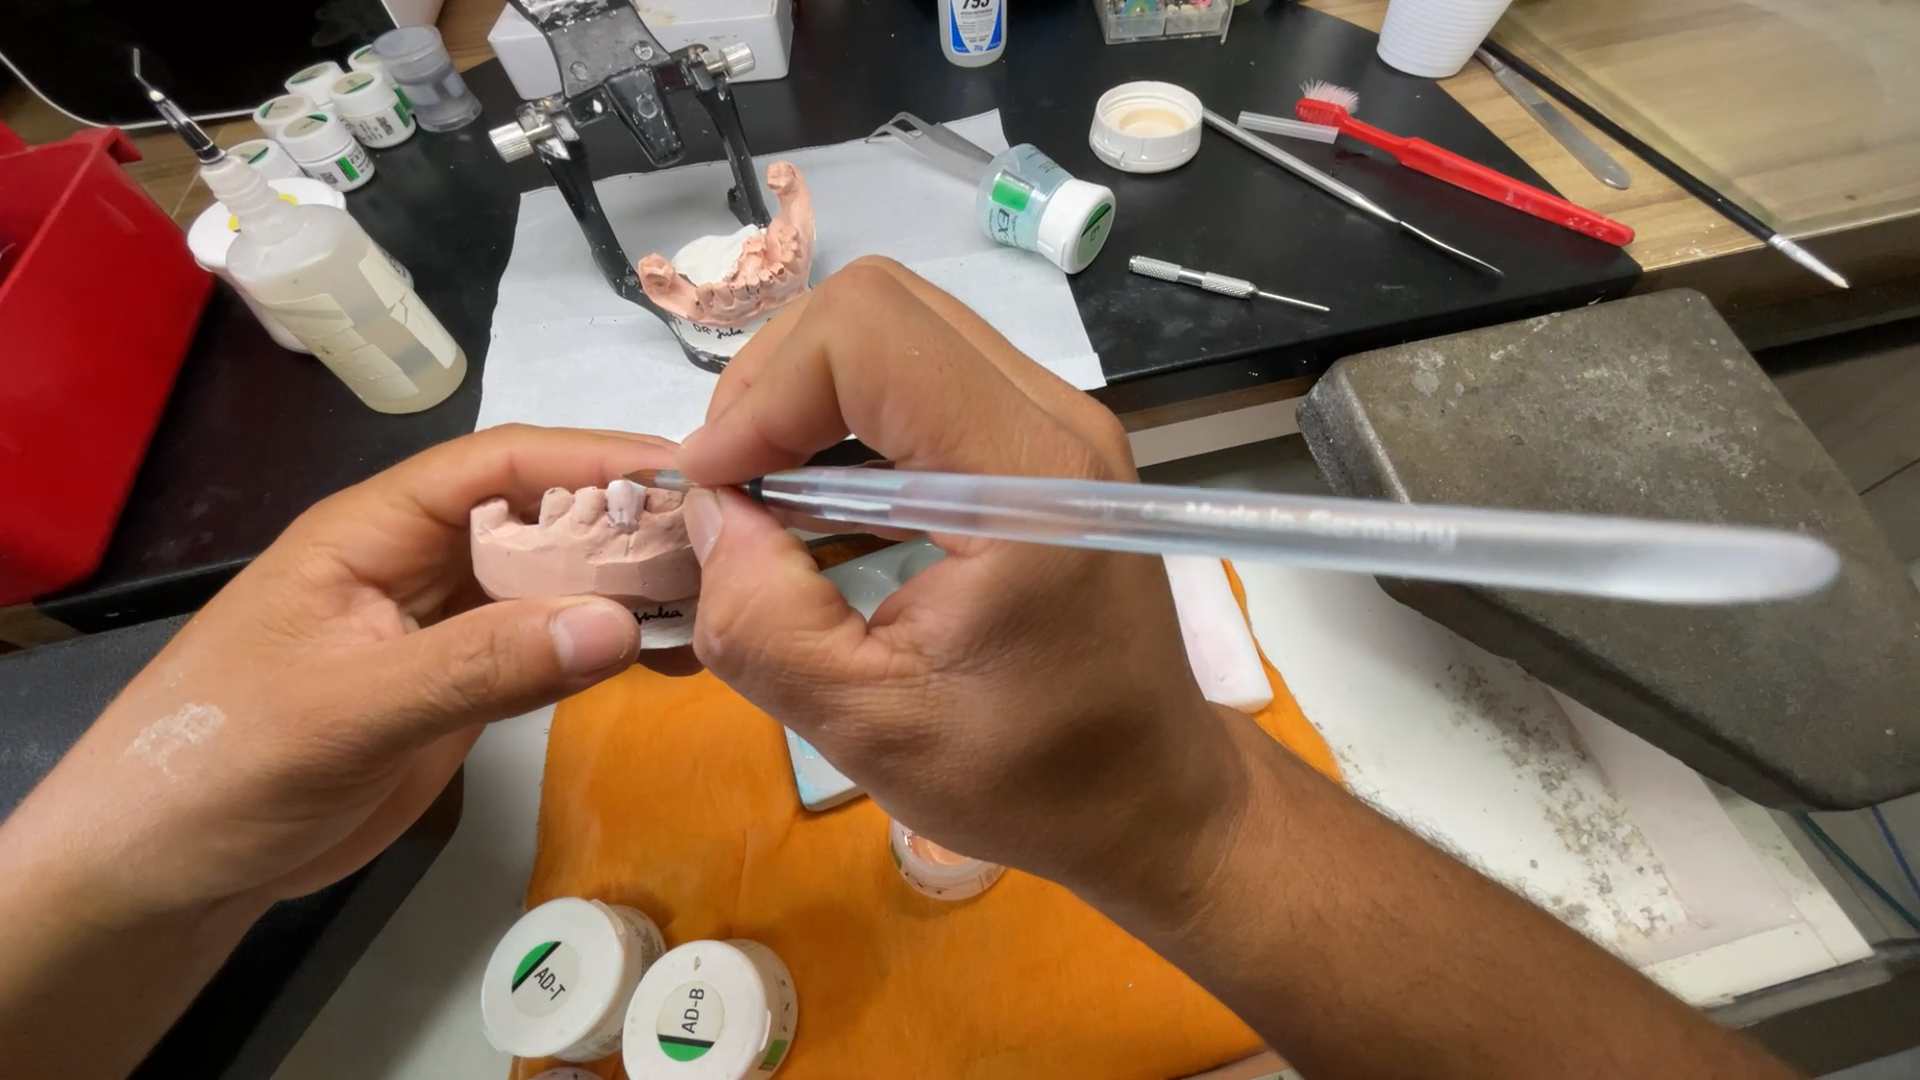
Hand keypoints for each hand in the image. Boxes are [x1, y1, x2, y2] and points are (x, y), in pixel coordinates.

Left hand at [2, 426, 673, 918]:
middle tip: (717, 536)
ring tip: (709, 593)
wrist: (173, 875)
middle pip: (547, 516)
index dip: (588, 457)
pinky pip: (561, 642)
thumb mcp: (347, 712)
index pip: (498, 465)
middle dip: (627, 520)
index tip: (679, 471)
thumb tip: (620, 624)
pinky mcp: (481, 674)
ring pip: (563, 579)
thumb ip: (481, 664)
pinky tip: (667, 652)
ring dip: (631, 584)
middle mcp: (430, 560)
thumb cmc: (220, 770)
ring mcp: (460, 619)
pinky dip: (613, 643)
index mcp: (380, 531)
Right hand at [677, 258, 1247, 907]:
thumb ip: (761, 619)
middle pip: (881, 308)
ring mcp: (1058, 423)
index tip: (713, 486)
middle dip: (777, 381)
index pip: (868, 335)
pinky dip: (853, 415)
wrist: (1147, 786)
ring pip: (901, 332)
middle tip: (735, 483)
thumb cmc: (1031, 773)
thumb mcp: (869, 725)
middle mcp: (1054, 419)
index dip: (763, 392)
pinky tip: (830, 492)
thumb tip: (708, 511)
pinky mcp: (1046, 445)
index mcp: (1026, 474)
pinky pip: (927, 378)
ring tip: (768, 486)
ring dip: (810, 395)